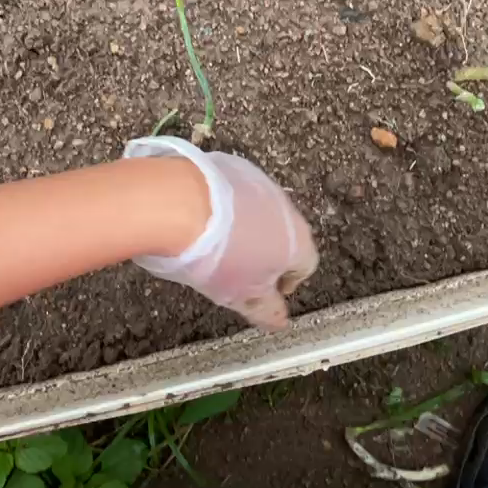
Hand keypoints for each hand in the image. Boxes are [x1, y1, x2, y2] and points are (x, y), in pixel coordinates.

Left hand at [123, 137, 318, 327]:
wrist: (181, 203)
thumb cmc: (217, 255)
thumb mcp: (242, 297)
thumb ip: (267, 310)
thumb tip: (280, 320)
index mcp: (297, 242)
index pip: (306, 265)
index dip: (288, 282)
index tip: (268, 292)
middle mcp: (286, 207)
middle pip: (284, 235)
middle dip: (266, 254)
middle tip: (238, 272)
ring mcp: (260, 182)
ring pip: (261, 211)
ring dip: (247, 228)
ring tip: (216, 245)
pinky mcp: (234, 166)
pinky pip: (238, 191)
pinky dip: (227, 205)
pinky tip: (203, 218)